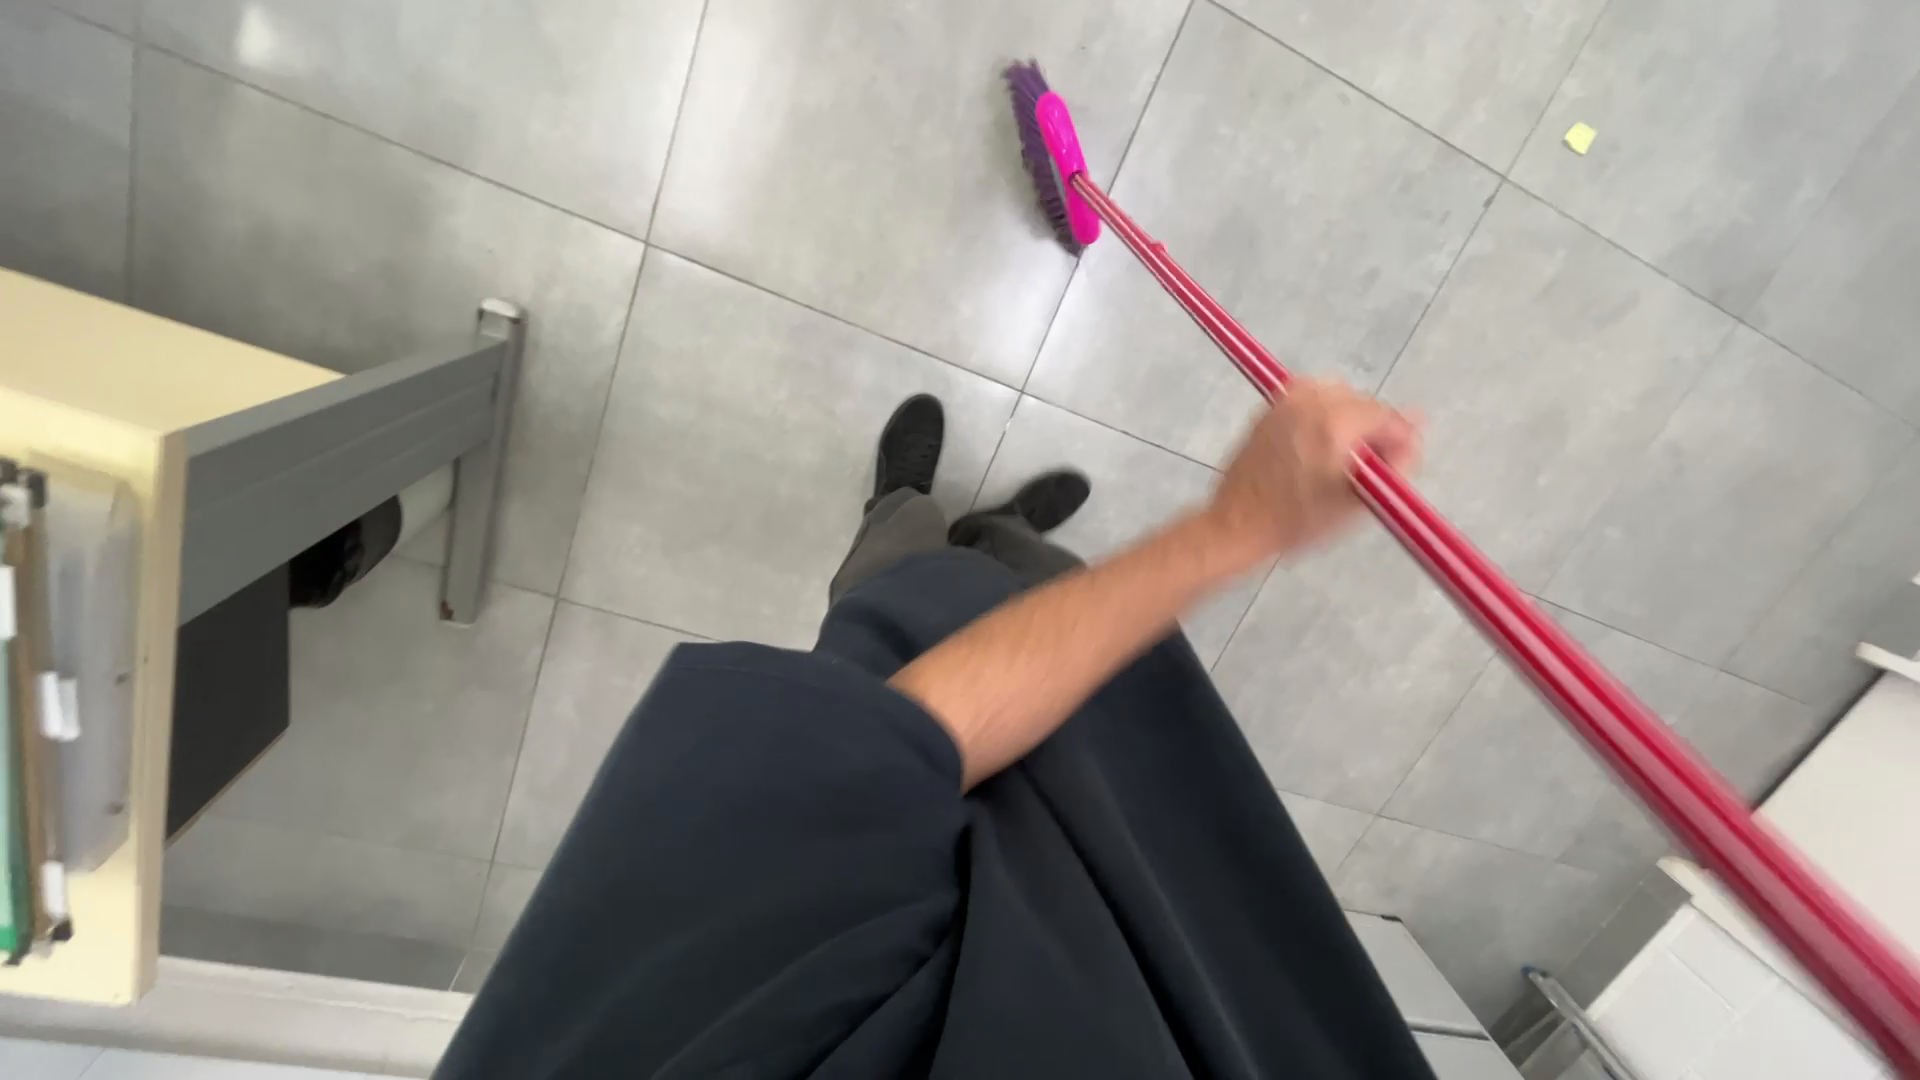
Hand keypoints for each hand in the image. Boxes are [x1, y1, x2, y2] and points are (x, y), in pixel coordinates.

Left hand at [1202, 377, 1421, 565]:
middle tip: (1363, 465)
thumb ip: (1394, 462)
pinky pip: (1310, 395)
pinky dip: (1320, 411)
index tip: (1392, 465)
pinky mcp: (1269, 408)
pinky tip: (1316, 441)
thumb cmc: (1296, 521)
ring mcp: (1285, 402)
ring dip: (1347, 418)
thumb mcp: (1356, 501)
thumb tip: (1416, 430)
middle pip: (1364, 403)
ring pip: (1338, 394)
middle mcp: (1310, 403)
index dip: (1398, 441)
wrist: (1236, 523)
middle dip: (1371, 429)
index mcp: (1334, 424)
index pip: (1388, 417)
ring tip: (1338, 454)